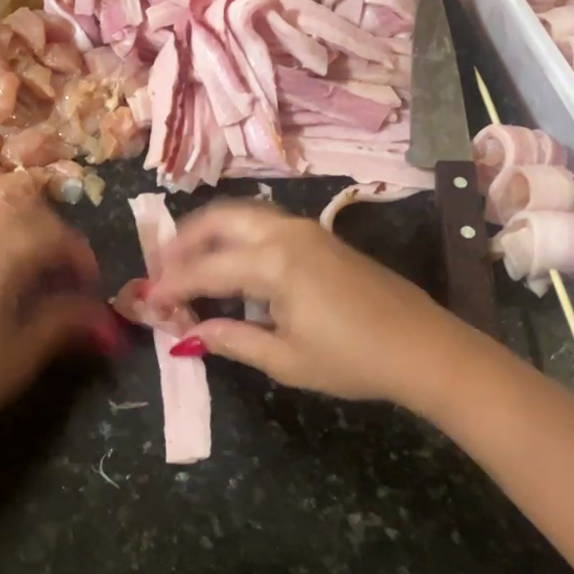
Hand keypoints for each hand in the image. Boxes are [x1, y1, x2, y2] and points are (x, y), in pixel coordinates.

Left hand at [0, 199, 111, 469]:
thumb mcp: (22, 356)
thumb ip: (66, 321)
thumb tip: (101, 313)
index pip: (52, 232)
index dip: (81, 254)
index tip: (93, 285)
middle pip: (22, 213)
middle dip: (54, 237)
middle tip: (69, 275)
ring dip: (24, 237)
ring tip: (37, 279)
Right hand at [147, 201, 470, 408]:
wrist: (424, 347)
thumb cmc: (354, 359)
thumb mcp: (286, 360)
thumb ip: (232, 340)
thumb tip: (190, 334)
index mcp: (273, 262)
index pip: (206, 268)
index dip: (173, 284)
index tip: (149, 300)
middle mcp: (285, 233)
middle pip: (220, 219)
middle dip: (184, 239)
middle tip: (162, 266)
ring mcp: (306, 229)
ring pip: (243, 214)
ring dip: (210, 231)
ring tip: (189, 259)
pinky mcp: (320, 237)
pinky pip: (265, 222)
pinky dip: (237, 234)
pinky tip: (232, 262)